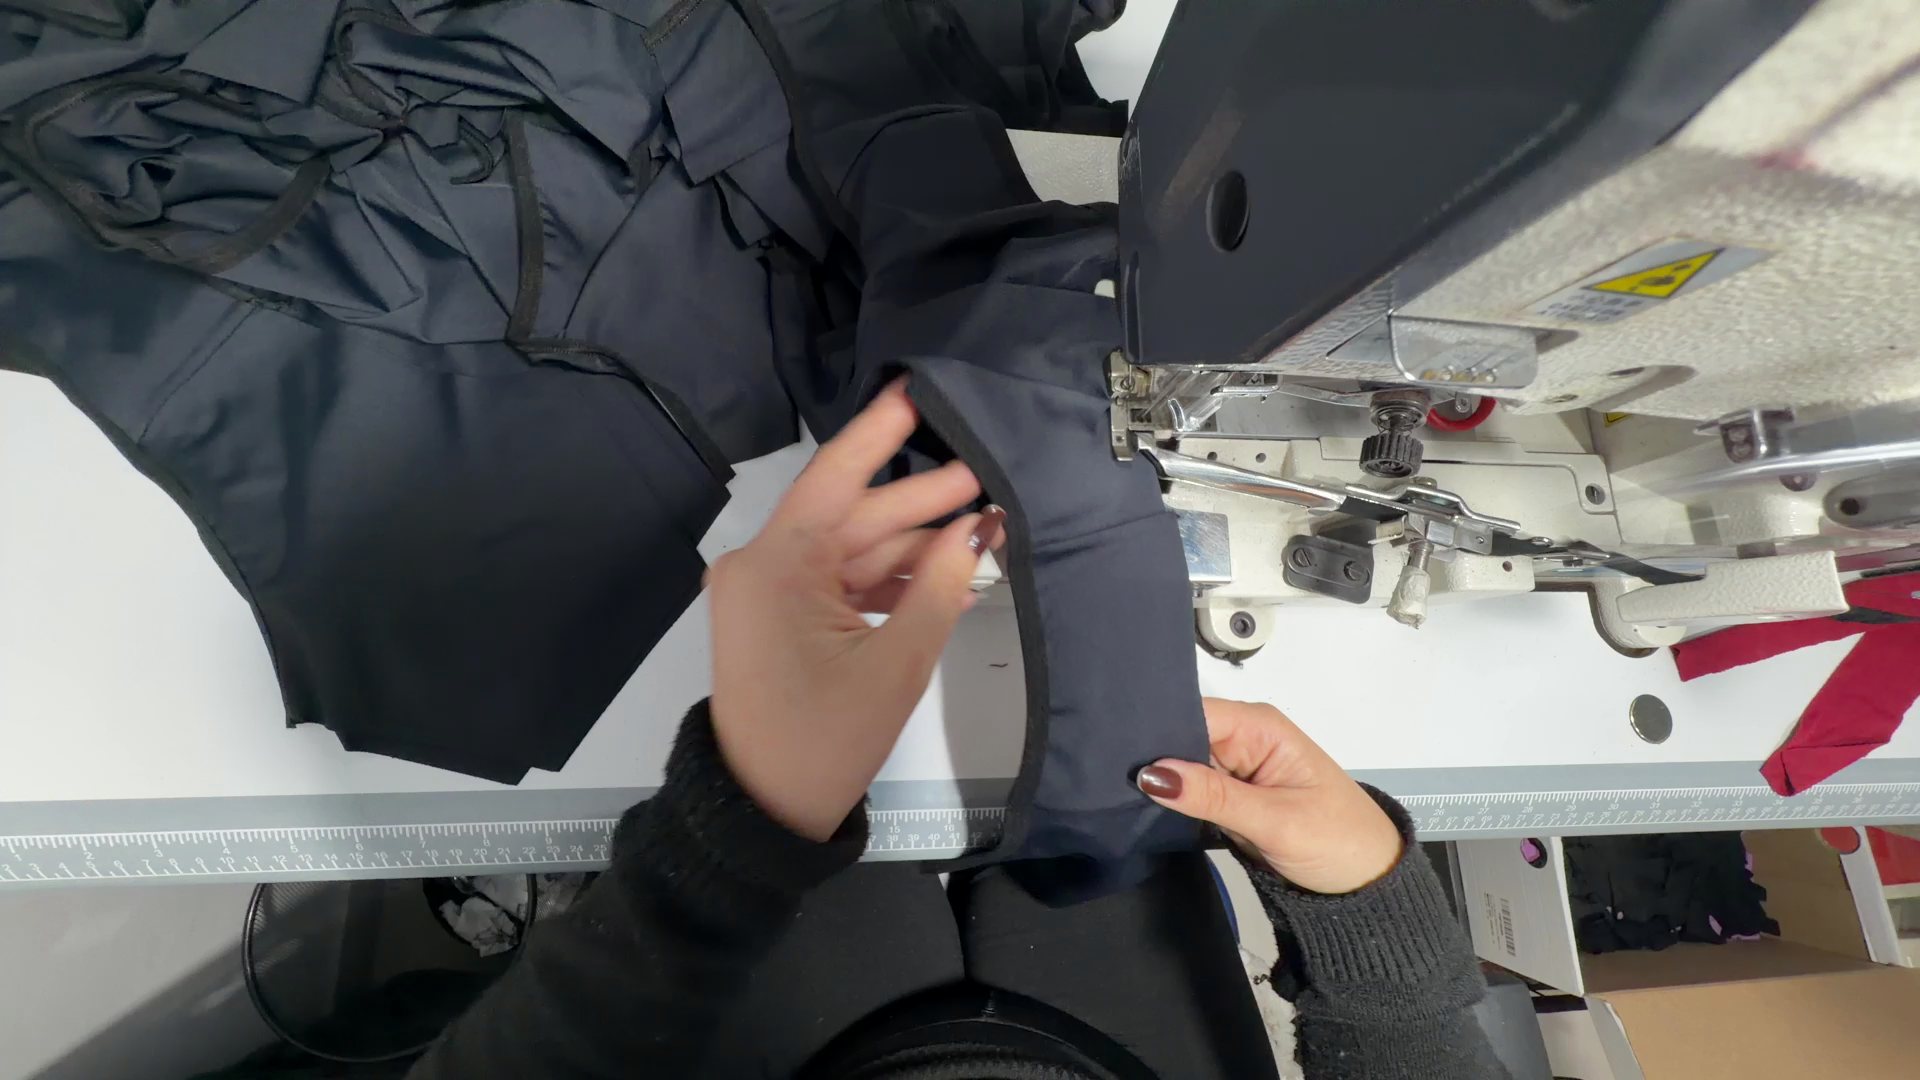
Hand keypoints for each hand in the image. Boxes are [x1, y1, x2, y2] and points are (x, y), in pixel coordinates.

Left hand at [708, 380, 1004, 840]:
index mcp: (775, 564)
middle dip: (919, 505)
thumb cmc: (827, 738)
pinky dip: (886, 584)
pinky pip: (840, 584)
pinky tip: (940, 582)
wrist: (765, 813)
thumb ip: (940, 586)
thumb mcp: (896, 660)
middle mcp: (762, 565)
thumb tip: (978, 528)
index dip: (879, 432)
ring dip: (910, 550)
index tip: (916, 391)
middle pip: (852, 518)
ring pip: (851, 552)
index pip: (835, 477)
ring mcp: (769, 592)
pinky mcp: (782, 616)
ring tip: (977, 535)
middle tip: (983, 481)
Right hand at [1136, 698, 1403, 893]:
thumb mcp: (1275, 821)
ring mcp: (1233, 765)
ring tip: (1119, 787)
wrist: (1370, 888)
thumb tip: (1150, 774)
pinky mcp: (1227, 792)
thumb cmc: (1337, 842)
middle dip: (1152, 755)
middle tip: (1111, 773)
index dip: (1157, 728)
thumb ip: (1212, 796)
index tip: (1119, 749)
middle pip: (1181, 734)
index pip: (1193, 712)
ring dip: (1158, 779)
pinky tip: (1141, 801)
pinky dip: (1171, 797)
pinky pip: (1189, 786)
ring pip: (1179, 762)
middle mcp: (1241, 736)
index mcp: (1257, 726)